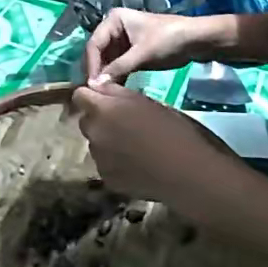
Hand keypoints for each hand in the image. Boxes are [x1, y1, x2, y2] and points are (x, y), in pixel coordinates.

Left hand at [71, 83, 236, 203]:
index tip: (107, 97)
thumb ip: (118, 93)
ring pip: (95, 143)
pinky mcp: (107, 180)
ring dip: (107, 140)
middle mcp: (94, 134)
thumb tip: (100, 86)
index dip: (92, 95)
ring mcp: (99, 160)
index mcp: (103, 110)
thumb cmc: (173, 129)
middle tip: (123, 120)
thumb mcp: (147, 101)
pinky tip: (137, 164)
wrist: (187, 173)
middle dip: (99, 118)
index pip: (80, 95)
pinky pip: (105, 164)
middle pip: (86, 120)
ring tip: (133, 145)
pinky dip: (115, 161)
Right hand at [85, 9, 217, 84]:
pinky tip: (115, 92)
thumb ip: (118, 68)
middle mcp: (115, 28)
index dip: (91, 65)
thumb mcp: (142, 53)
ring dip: (106, 77)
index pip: (94, 44)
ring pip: (107, 62)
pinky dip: (116, 78)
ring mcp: (123, 41)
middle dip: (97, 72)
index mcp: (114, 20)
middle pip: (98, 53)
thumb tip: (95, 85)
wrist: (196, 40)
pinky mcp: (132, 53)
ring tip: (104, 96)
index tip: (92, 86)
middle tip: (95, 94)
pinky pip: (118, 66)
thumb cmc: (168, 39)